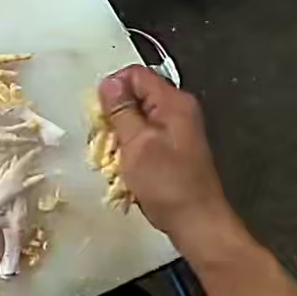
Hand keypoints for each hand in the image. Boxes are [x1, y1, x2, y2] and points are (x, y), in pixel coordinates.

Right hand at [97, 66, 247, 254]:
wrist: (195, 220)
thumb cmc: (166, 183)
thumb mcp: (136, 143)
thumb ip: (121, 110)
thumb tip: (109, 83)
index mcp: (173, 102)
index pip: (135, 74)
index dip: (113, 88)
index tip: (101, 115)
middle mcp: (177, 109)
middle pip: (135, 94)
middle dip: (114, 112)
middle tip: (105, 137)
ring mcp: (175, 128)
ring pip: (136, 115)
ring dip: (119, 132)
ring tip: (114, 154)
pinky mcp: (170, 146)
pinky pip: (142, 133)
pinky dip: (128, 144)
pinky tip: (124, 163)